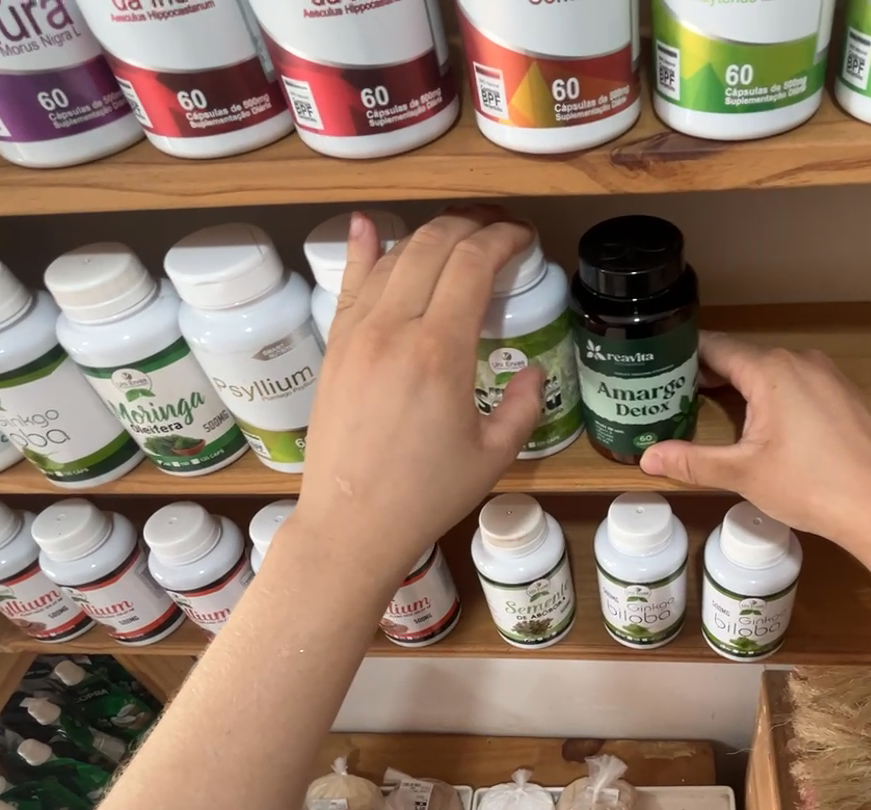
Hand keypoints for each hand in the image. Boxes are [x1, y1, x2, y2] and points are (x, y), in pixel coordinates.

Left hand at [293, 206, 543, 579]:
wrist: (353, 522)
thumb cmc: (428, 495)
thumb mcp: (495, 456)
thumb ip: (524, 406)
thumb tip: (534, 372)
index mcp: (440, 351)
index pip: (473, 263)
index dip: (504, 240)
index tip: (525, 239)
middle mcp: (394, 328)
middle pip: (434, 245)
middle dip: (472, 226)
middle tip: (498, 232)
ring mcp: (358, 333)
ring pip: (395, 257)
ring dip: (431, 236)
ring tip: (458, 236)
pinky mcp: (336, 347)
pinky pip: (352, 283)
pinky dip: (366, 250)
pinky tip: (371, 225)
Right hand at [639, 333, 870, 554]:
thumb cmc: (809, 486)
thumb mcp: (742, 474)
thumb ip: (692, 461)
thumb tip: (646, 459)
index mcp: (771, 370)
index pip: (715, 347)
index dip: (682, 357)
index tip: (655, 371)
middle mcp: (799, 360)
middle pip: (741, 357)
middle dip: (707, 375)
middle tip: (671, 397)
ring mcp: (826, 375)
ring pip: (770, 370)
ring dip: (739, 386)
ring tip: (707, 408)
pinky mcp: (842, 394)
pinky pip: (795, 383)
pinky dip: (770, 394)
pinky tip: (759, 422)